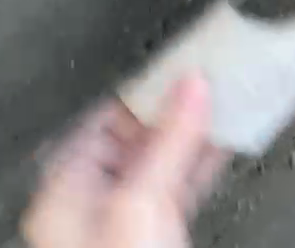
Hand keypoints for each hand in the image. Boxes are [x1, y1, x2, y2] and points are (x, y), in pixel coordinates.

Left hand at [23, 76, 226, 247]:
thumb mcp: (143, 205)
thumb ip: (168, 141)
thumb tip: (188, 86)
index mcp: (66, 189)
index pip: (103, 114)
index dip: (141, 85)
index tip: (177, 63)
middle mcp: (92, 202)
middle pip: (136, 132)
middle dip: (174, 104)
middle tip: (207, 74)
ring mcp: (126, 221)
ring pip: (163, 155)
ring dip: (195, 127)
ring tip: (225, 96)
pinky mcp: (156, 236)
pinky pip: (182, 181)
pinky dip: (205, 157)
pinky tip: (227, 136)